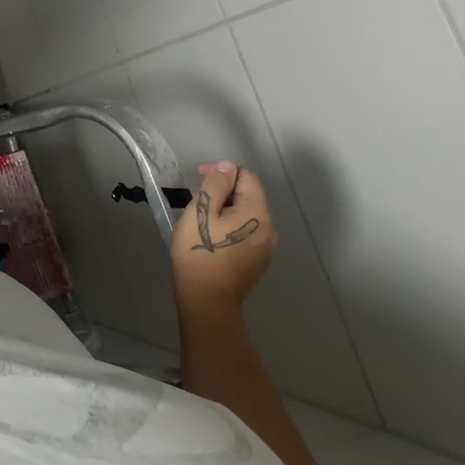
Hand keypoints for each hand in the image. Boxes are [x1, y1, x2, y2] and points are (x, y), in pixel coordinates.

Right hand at [170, 161, 277, 314]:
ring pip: (247, 216)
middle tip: (196, 200)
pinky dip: (231, 226)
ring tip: (201, 219)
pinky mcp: (258, 261)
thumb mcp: (200, 211)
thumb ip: (215, 185)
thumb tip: (227, 167)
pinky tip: (213, 237)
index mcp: (257, 213)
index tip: (199, 176)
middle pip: (249, 197)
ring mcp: (266, 247)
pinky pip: (247, 233)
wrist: (207, 298)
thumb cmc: (200, 251)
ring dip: (227, 210)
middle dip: (224, 191)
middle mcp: (269, 228)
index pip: (247, 178)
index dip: (223, 171)